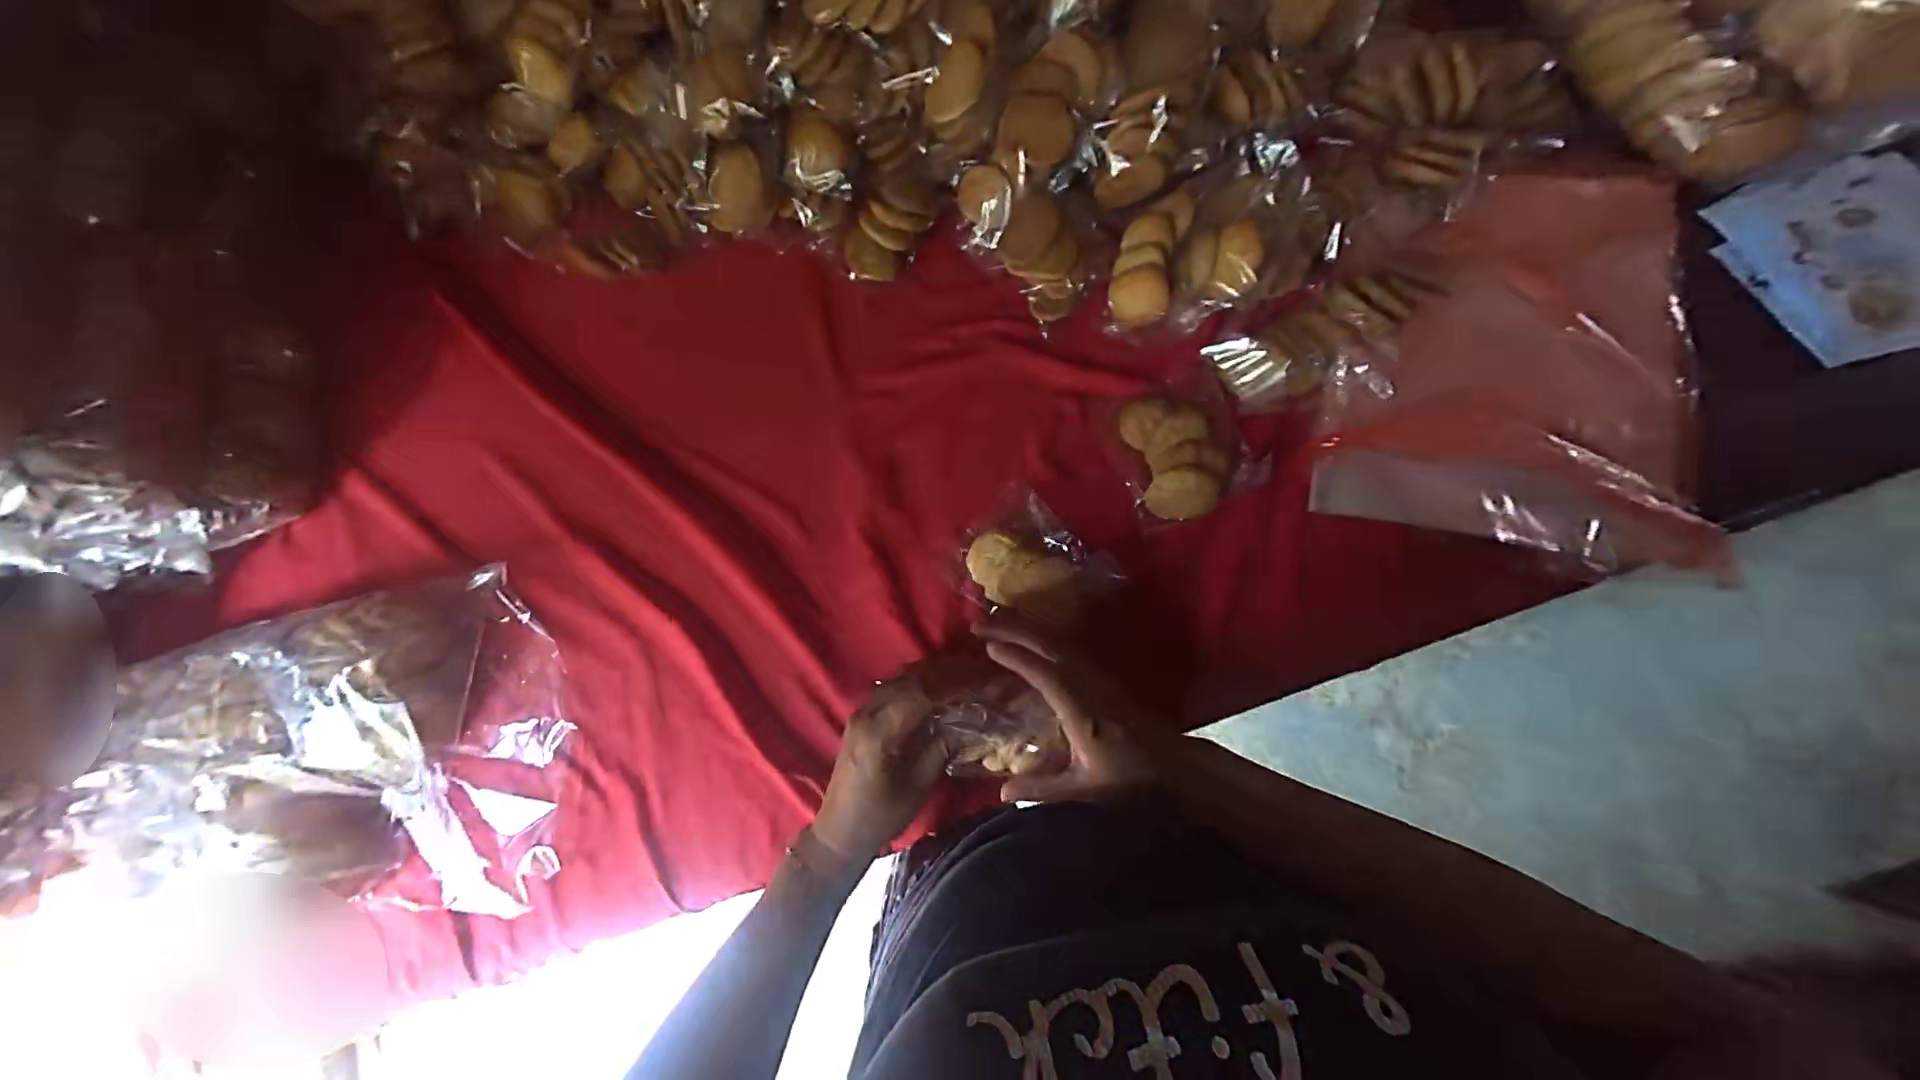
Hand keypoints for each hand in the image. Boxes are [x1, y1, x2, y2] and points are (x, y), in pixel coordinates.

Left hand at [812, 677, 949, 861]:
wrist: (840, 831)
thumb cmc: (880, 815)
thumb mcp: (917, 786)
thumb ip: (940, 750)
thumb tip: (964, 725)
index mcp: (878, 732)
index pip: (919, 697)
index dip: (948, 692)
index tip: (972, 694)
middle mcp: (865, 715)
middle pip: (906, 684)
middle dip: (938, 683)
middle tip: (965, 689)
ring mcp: (858, 715)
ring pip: (895, 685)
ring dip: (923, 684)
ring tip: (950, 691)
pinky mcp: (858, 721)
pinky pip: (886, 694)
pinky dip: (909, 691)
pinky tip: (927, 699)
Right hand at [974, 622, 1172, 803]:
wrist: (1175, 767)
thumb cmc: (1131, 781)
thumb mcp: (1085, 790)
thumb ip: (1042, 789)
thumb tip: (1000, 790)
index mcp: (1084, 712)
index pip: (1047, 675)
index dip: (1018, 658)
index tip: (988, 645)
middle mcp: (1090, 687)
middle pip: (1051, 647)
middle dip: (1015, 629)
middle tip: (980, 623)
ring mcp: (1098, 678)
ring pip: (1059, 643)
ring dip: (1028, 629)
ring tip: (997, 621)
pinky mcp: (1101, 678)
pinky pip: (1066, 649)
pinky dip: (1041, 639)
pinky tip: (1026, 640)